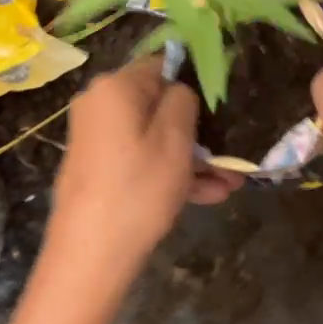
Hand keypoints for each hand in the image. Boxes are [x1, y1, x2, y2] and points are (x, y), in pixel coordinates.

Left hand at [47, 56, 243, 280]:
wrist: (87, 259)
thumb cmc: (137, 188)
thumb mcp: (175, 139)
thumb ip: (184, 100)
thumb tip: (180, 90)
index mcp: (115, 86)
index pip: (165, 65)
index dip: (198, 81)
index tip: (226, 105)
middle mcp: (99, 104)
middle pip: (159, 104)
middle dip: (198, 130)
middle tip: (234, 152)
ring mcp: (95, 138)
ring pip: (153, 137)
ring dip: (191, 157)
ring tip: (231, 183)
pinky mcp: (97, 168)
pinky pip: (139, 159)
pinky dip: (168, 173)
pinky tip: (207, 196)